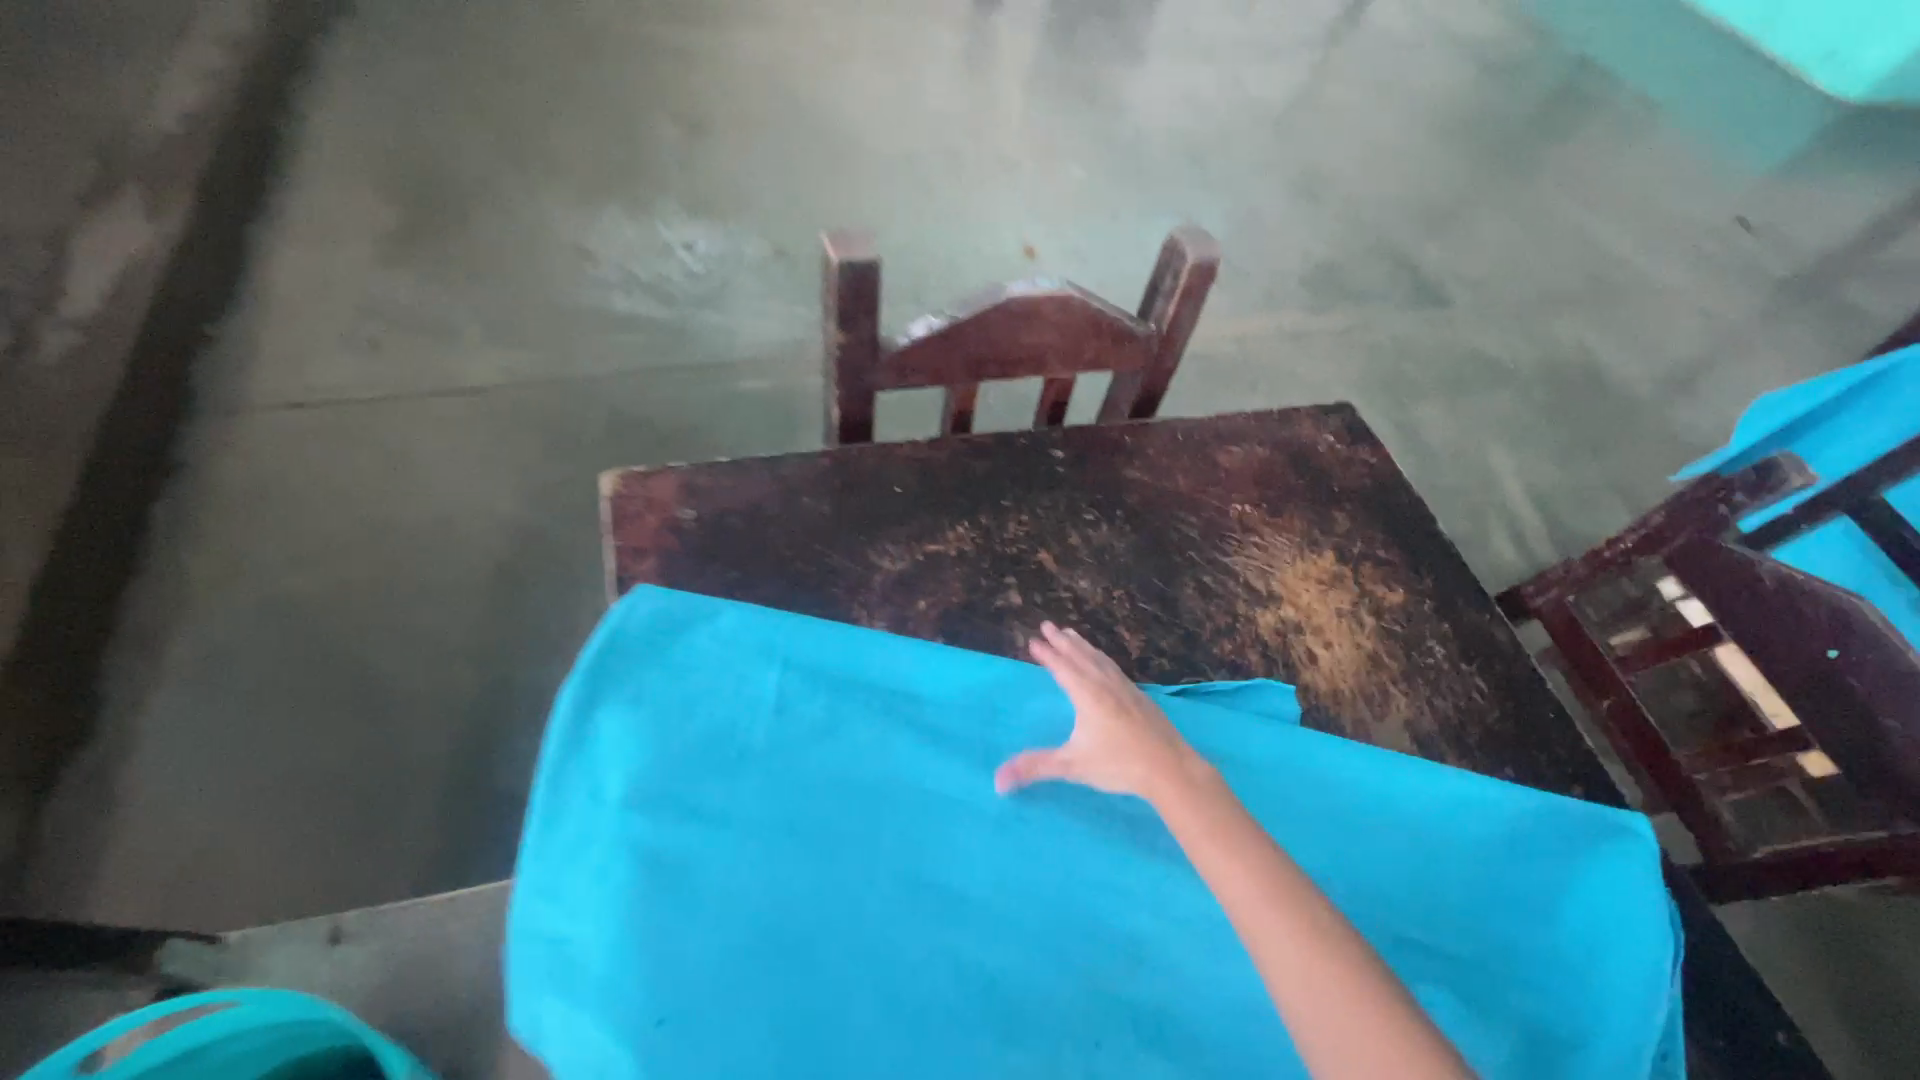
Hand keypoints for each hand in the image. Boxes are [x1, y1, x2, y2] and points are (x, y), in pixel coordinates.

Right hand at [995, 622, 1203, 801]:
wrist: (1170, 767)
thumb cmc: (1119, 764)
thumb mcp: (1072, 765)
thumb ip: (1035, 768)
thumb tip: (998, 780)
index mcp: (1087, 695)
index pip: (1062, 668)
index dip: (1047, 654)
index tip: (1033, 639)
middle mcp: (1105, 684)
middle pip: (1080, 656)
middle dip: (1062, 641)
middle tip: (1048, 625)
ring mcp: (1126, 688)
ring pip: (1100, 659)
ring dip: (1082, 646)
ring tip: (1072, 634)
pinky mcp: (1140, 697)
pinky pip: (1114, 668)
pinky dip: (1101, 658)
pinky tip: (1104, 663)